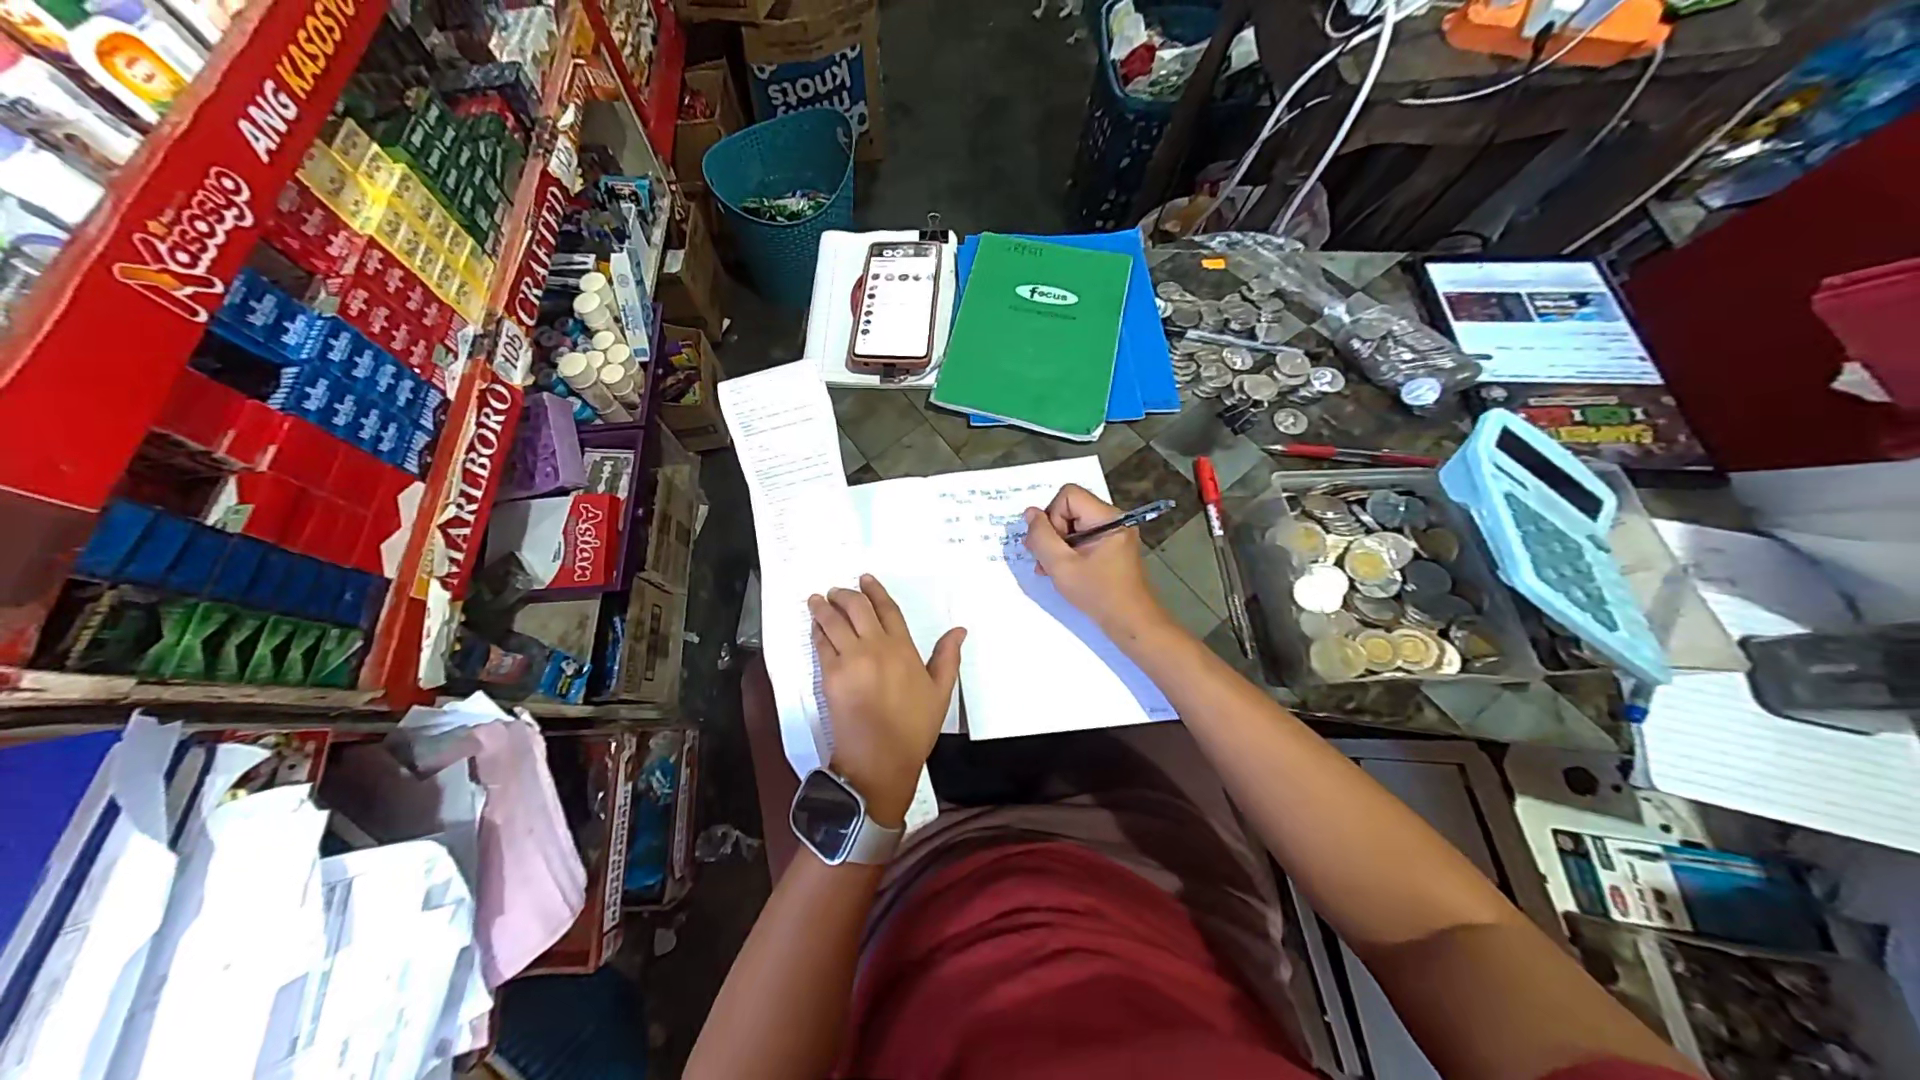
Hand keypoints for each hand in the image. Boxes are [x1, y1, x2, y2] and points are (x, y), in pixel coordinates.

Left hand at [810, 575, 964, 827]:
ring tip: (817, 599)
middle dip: (845, 594)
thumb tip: (959, 630)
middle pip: (857, 608)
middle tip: (837, 590)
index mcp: (903, 649)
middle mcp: (875, 647)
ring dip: (824, 607)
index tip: (865, 579)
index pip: (888, 610)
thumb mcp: (941, 692)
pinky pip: (821, 643)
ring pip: (834, 622)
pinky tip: (815, 625)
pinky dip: (817, 630)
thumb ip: (948, 657)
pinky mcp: (830, 675)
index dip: (875, 591)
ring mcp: (850, 660)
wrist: (880, 757)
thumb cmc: (913, 727)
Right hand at [1022, 484, 1170, 640]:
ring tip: (1050, 568)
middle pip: (1070, 508)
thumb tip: (1030, 513)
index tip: (1053, 545)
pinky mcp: (1111, 547)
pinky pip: (1083, 537)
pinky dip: (1068, 551)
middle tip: (1044, 558)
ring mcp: (1114, 533)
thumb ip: (1041, 536)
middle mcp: (1114, 519)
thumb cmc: (1098, 594)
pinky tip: (1062, 570)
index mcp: (1108, 518)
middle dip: (1052, 532)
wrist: (1130, 621)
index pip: (1068, 495)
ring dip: (1057, 544)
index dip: (1052, 517)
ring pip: (1073, 524)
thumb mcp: (1061, 565)